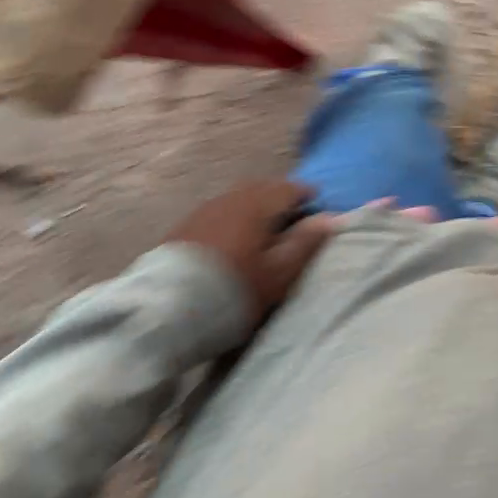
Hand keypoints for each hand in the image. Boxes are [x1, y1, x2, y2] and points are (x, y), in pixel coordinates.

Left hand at [165, 181, 332, 309]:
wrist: (166, 309)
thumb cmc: (235, 289)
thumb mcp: (279, 272)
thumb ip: (306, 242)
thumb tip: (331, 217)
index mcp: (258, 204)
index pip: (290, 188)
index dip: (307, 195)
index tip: (318, 205)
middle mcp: (231, 198)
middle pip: (262, 189)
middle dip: (279, 197)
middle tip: (292, 215)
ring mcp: (204, 211)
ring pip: (238, 199)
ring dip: (254, 207)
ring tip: (262, 227)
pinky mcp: (183, 227)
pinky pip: (218, 212)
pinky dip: (232, 218)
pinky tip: (231, 237)